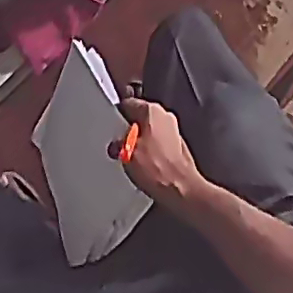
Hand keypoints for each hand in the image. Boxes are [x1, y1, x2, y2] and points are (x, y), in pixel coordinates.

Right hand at [110, 97, 211, 211]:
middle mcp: (165, 115)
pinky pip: (159, 143)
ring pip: (150, 131)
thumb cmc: (156, 169)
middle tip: (123, 149)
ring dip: (142, 143)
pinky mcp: (178, 144)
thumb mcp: (126, 153)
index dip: (118, 115)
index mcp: (152, 110)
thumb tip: (116, 144)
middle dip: (131, 132)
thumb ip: (118, 142)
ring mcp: (173, 129)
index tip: (112, 127)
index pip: (129, 104)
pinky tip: (148, 166)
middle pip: (140, 117)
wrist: (180, 188)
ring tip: (136, 162)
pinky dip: (152, 151)